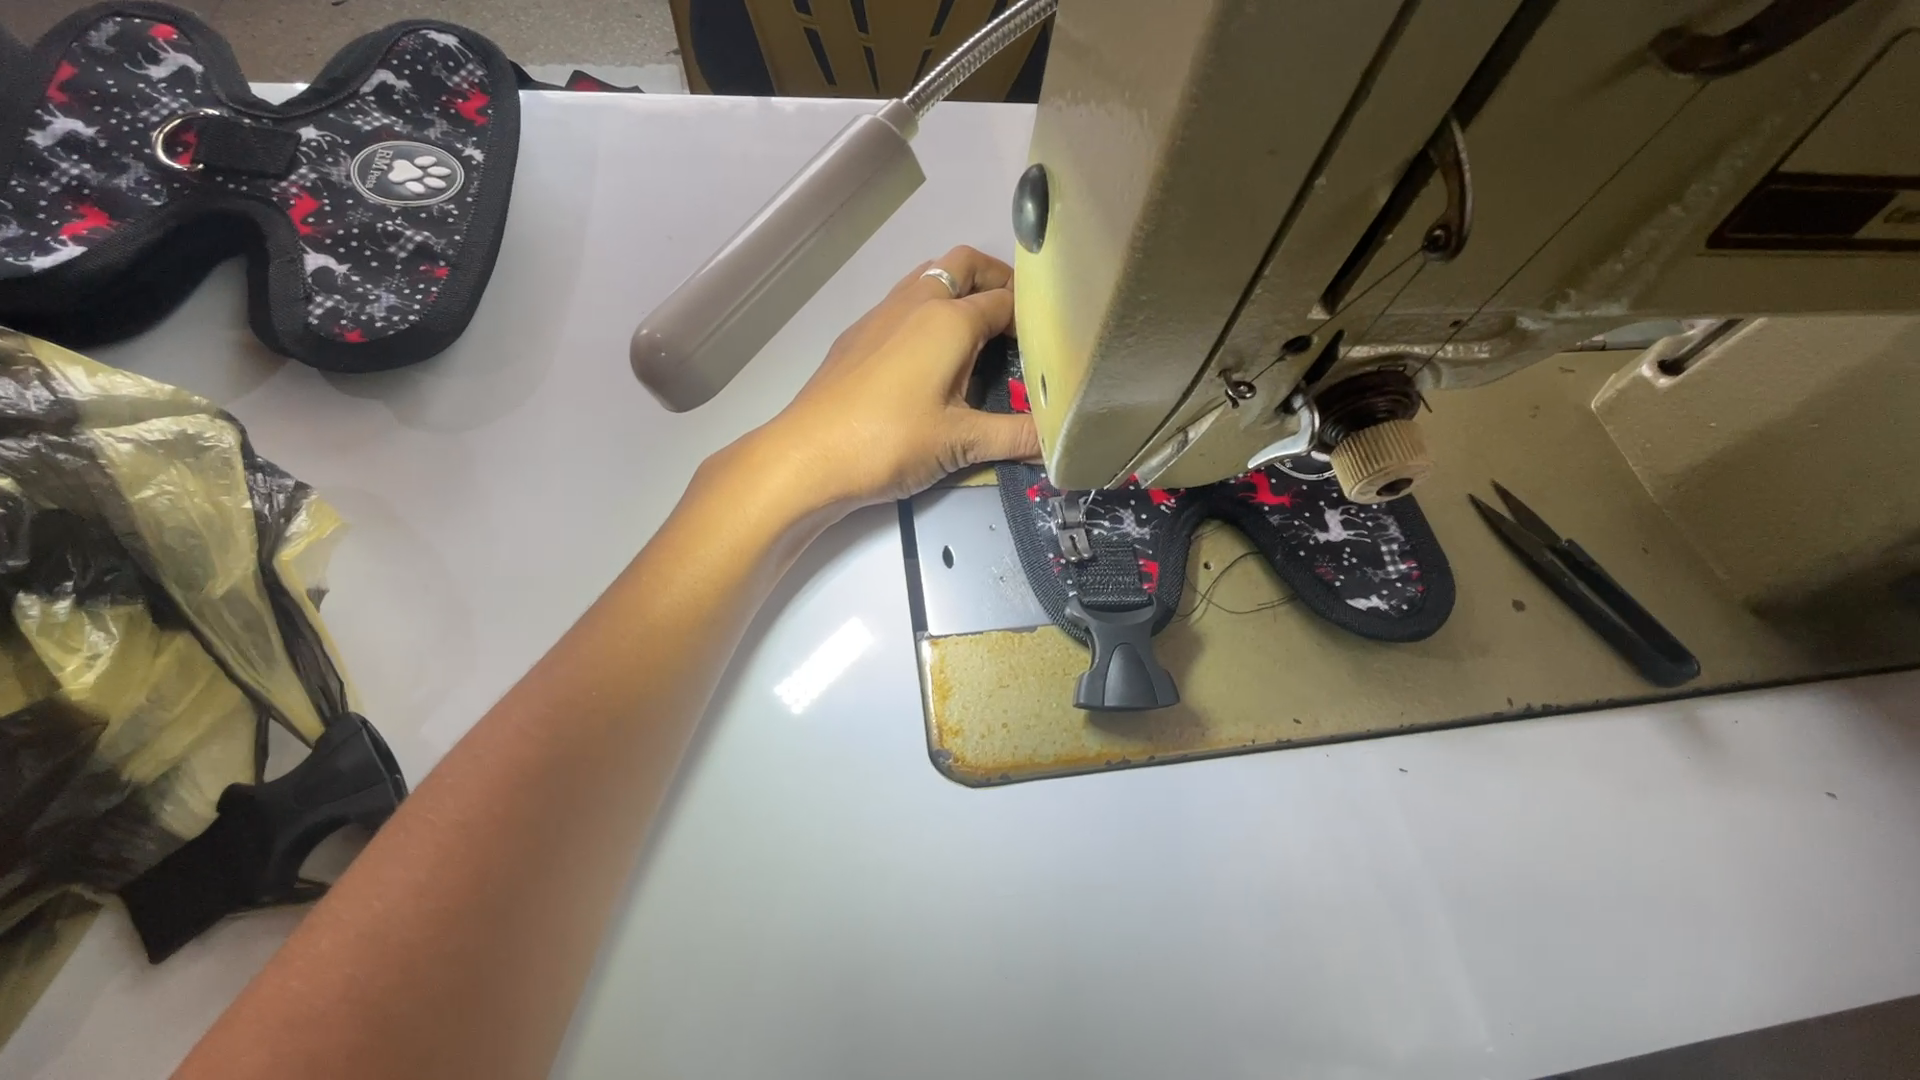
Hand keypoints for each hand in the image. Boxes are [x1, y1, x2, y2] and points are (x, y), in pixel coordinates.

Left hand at [749, 246, 1041, 508]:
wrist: (807, 456)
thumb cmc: (890, 442)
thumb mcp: (962, 443)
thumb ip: (1015, 437)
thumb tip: (1059, 444)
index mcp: (950, 319)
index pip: (1007, 301)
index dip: (1033, 319)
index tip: (1049, 345)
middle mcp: (916, 302)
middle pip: (966, 266)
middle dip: (996, 282)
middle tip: (1016, 322)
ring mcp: (880, 314)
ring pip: (929, 279)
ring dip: (958, 293)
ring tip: (977, 338)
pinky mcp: (857, 336)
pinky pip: (902, 304)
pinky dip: (926, 314)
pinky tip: (927, 360)